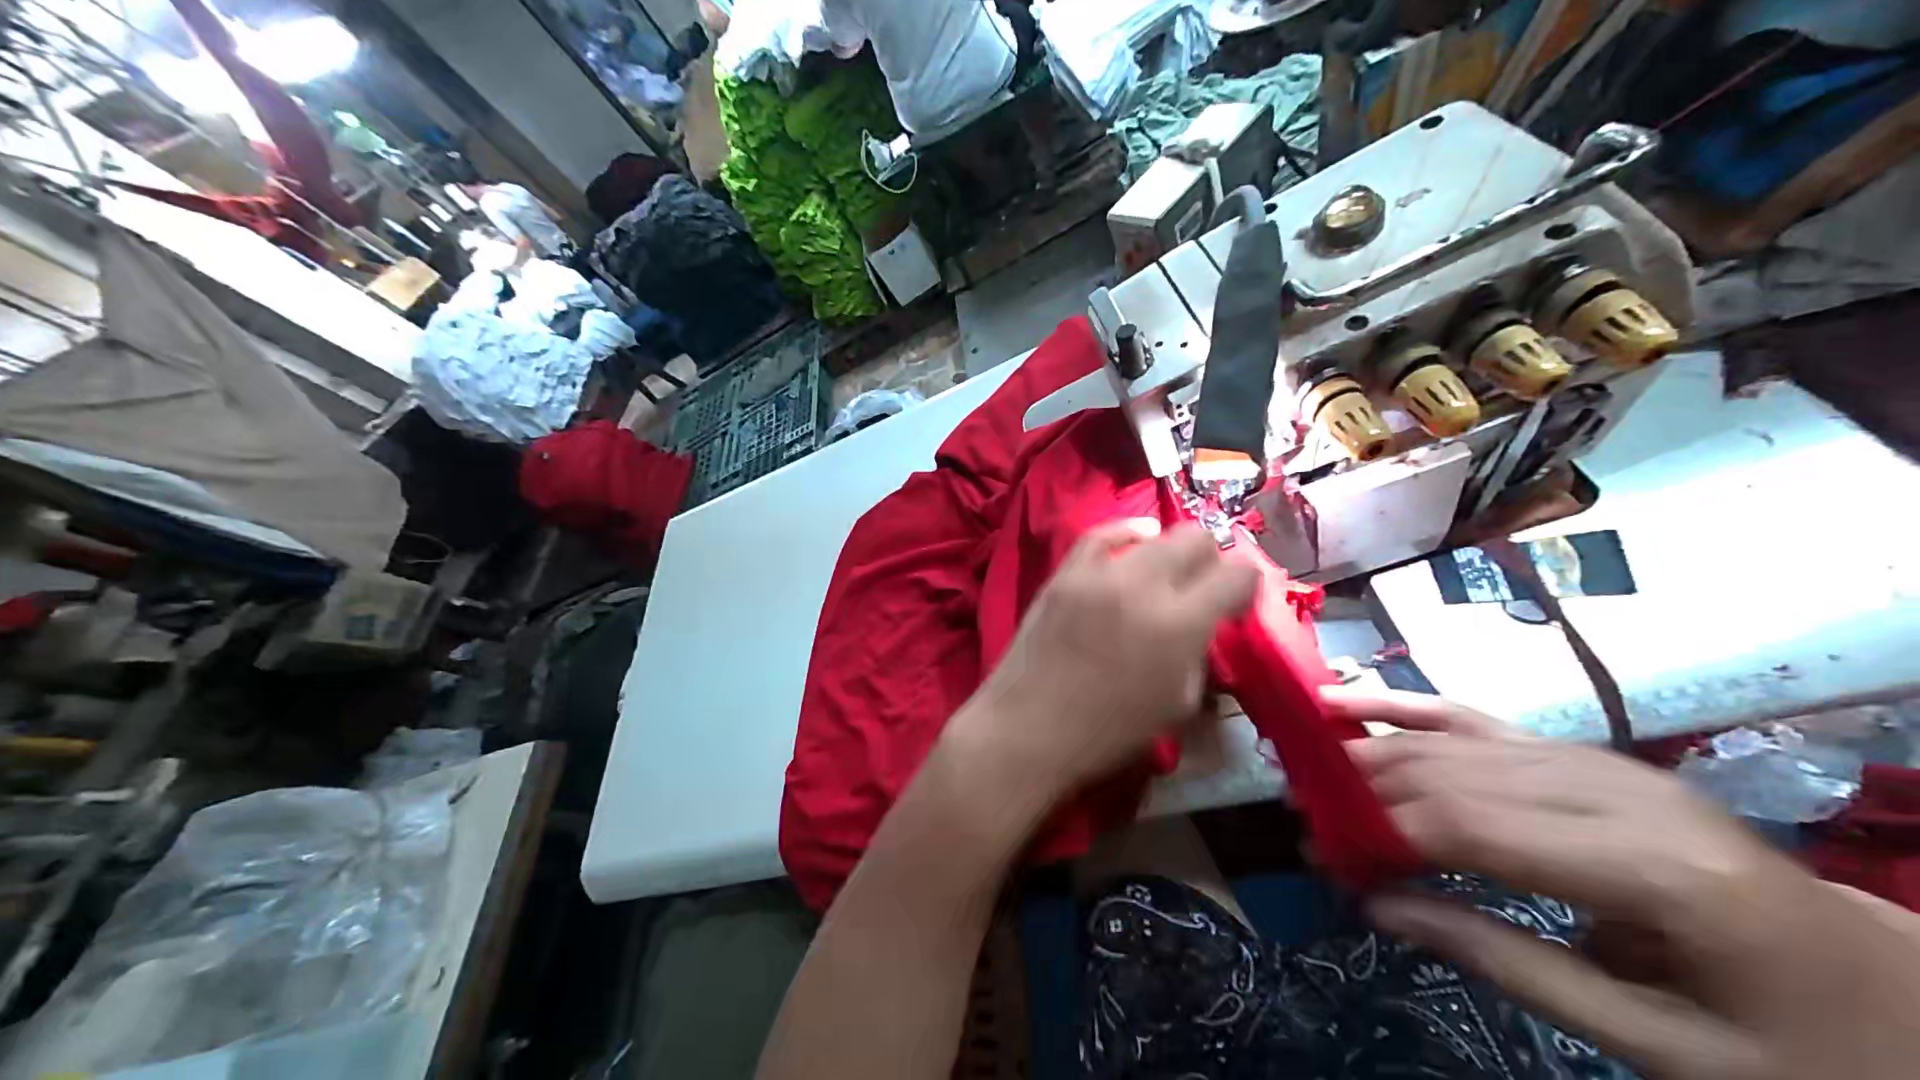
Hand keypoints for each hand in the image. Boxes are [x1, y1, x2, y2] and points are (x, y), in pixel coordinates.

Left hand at [946, 519, 1256, 807]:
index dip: (1247, 585)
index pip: (1237, 575)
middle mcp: (1143, 586)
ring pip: (1155, 534)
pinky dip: (1126, 534)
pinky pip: (1102, 535)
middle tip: (1203, 587)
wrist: (1028, 728)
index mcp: (1180, 624)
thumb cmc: (1108, 732)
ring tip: (1167, 573)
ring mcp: (1099, 574)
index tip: (1238, 602)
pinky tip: (1138, 539)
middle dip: (1211, 560)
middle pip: (1197, 539)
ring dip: (1171, 552)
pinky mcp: (1066, 573)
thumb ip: (1199, 654)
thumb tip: (1204, 624)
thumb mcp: (1177, 704)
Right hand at [1329, 689, 1919, 1079]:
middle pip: (1452, 773)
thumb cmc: (1788, 1046)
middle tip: (1298, 815)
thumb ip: (1503, 962)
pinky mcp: (1586, 756)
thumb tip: (1376, 908)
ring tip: (1307, 767)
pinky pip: (1479, 720)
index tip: (1318, 855)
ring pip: (1454, 740)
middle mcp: (1619, 790)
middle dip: (1362, 790)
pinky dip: (1408, 708)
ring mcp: (1601, 762)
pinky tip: (1351, 700)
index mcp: (1652, 869)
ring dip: (1371, 750)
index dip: (1380, 833)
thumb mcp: (1656, 1045)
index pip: (1473, 828)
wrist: (1888, 997)